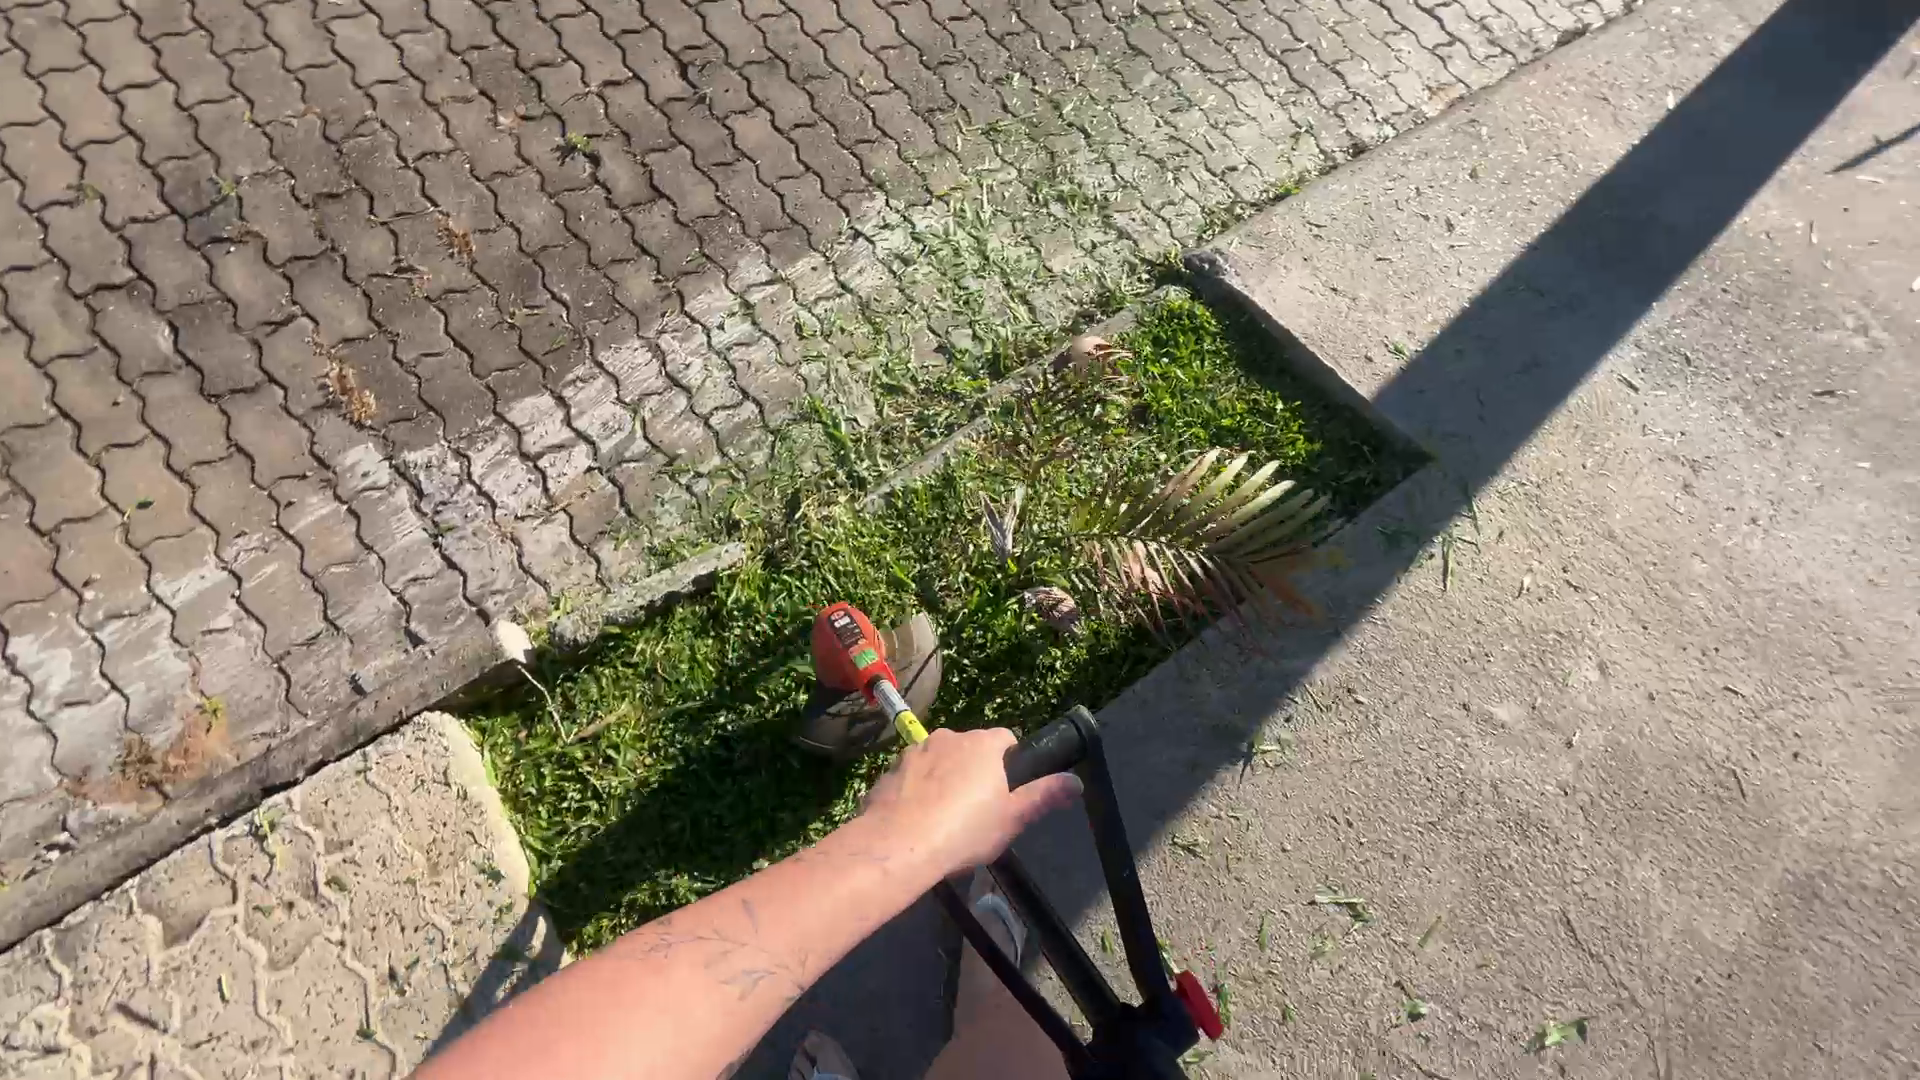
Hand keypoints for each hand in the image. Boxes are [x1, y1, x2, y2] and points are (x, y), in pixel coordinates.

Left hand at [857, 728, 1082, 880]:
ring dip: (944, 779)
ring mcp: (915, 750)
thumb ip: (1044, 796)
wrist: (898, 845)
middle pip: (970, 748)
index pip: (1005, 739)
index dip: (1010, 763)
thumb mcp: (1012, 818)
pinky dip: (917, 791)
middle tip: (978, 811)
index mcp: (982, 743)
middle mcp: (948, 736)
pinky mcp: (890, 769)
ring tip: (943, 819)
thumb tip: (1076, 782)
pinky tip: (916, 821)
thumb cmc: (965, 830)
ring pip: (939, 760)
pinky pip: (912, 776)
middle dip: (975, 771)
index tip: (1007, 792)